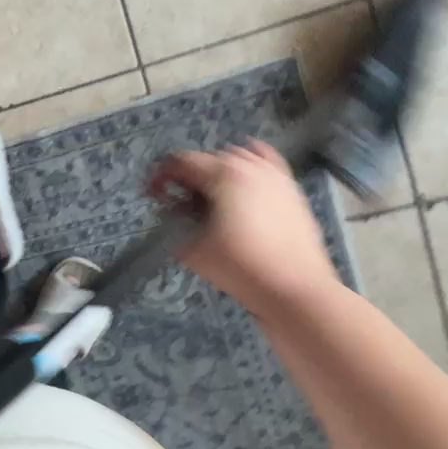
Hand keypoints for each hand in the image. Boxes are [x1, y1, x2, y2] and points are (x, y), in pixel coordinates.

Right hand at [150, 140, 340, 317]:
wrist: (293, 289)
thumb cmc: (239, 268)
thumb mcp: (190, 249)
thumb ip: (172, 223)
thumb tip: (171, 212)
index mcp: (222, 176)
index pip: (179, 161)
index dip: (160, 176)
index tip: (154, 195)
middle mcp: (249, 166)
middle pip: (206, 158)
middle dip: (187, 177)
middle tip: (179, 204)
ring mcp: (273, 175)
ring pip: (235, 158)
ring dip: (215, 173)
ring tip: (209, 198)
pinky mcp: (290, 188)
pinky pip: (265, 162)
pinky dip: (249, 165)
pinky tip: (243, 178)